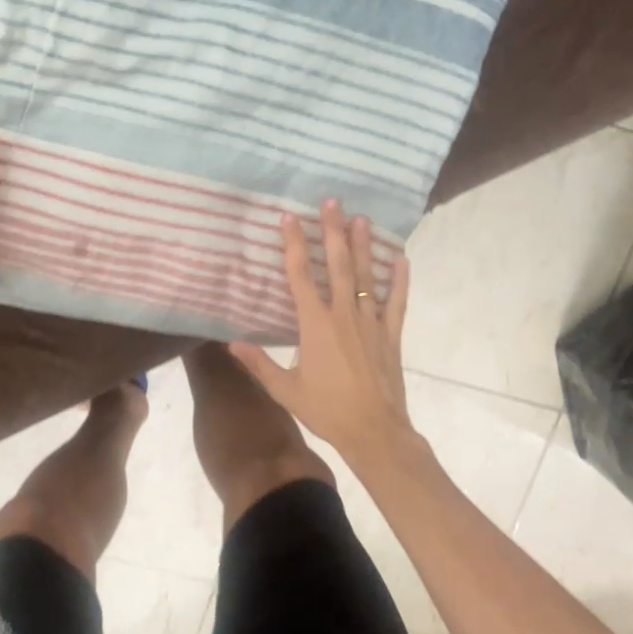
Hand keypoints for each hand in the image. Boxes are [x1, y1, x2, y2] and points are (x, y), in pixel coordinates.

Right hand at [229, 200, 414, 452]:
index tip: (289, 217)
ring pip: (366, 277)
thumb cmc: (326, 410)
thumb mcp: (284, 389)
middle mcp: (343, 315)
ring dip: (364, 246)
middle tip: (333, 201)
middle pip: (338, 265)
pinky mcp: (390, 336)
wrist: (374, 432)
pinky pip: (396, 303)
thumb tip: (231, 341)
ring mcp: (370, 324)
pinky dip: (399, 281)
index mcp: (315, 325)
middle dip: (333, 231)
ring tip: (362, 218)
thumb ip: (258, 362)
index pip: (301, 276)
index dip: (294, 245)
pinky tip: (401, 259)